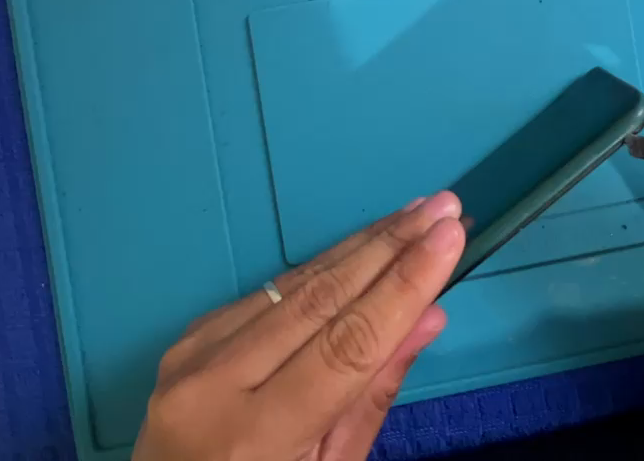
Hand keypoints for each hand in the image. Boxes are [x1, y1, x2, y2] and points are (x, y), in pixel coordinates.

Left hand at [133, 192, 466, 460]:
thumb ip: (372, 396)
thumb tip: (429, 314)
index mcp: (253, 441)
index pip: (347, 345)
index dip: (404, 285)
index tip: (449, 236)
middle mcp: (215, 385)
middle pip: (321, 298)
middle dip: (391, 245)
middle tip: (443, 206)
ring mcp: (196, 352)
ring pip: (298, 283)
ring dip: (365, 243)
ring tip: (416, 211)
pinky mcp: (194, 332)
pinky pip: (274, 292)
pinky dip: (327, 266)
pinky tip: (366, 242)